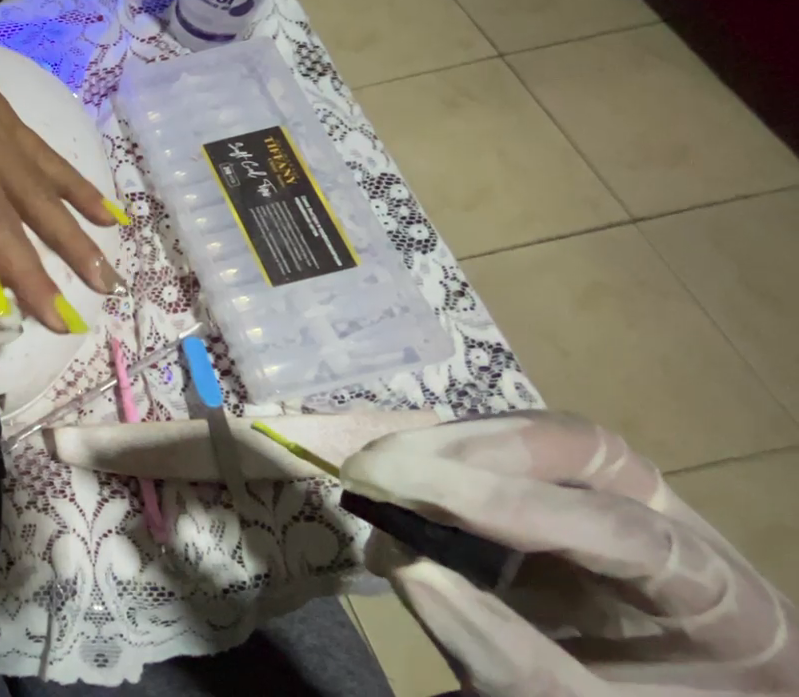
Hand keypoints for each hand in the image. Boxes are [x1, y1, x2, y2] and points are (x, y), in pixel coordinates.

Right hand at [342, 412, 798, 695]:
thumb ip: (510, 658)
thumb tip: (404, 565)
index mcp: (728, 603)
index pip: (617, 527)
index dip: (501, 502)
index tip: (396, 490)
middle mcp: (680, 527)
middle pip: (574, 450)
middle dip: (463, 450)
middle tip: (370, 469)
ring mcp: (624, 503)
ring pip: (535, 441)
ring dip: (445, 447)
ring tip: (374, 471)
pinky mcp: (564, 500)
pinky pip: (504, 461)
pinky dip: (445, 462)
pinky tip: (400, 480)